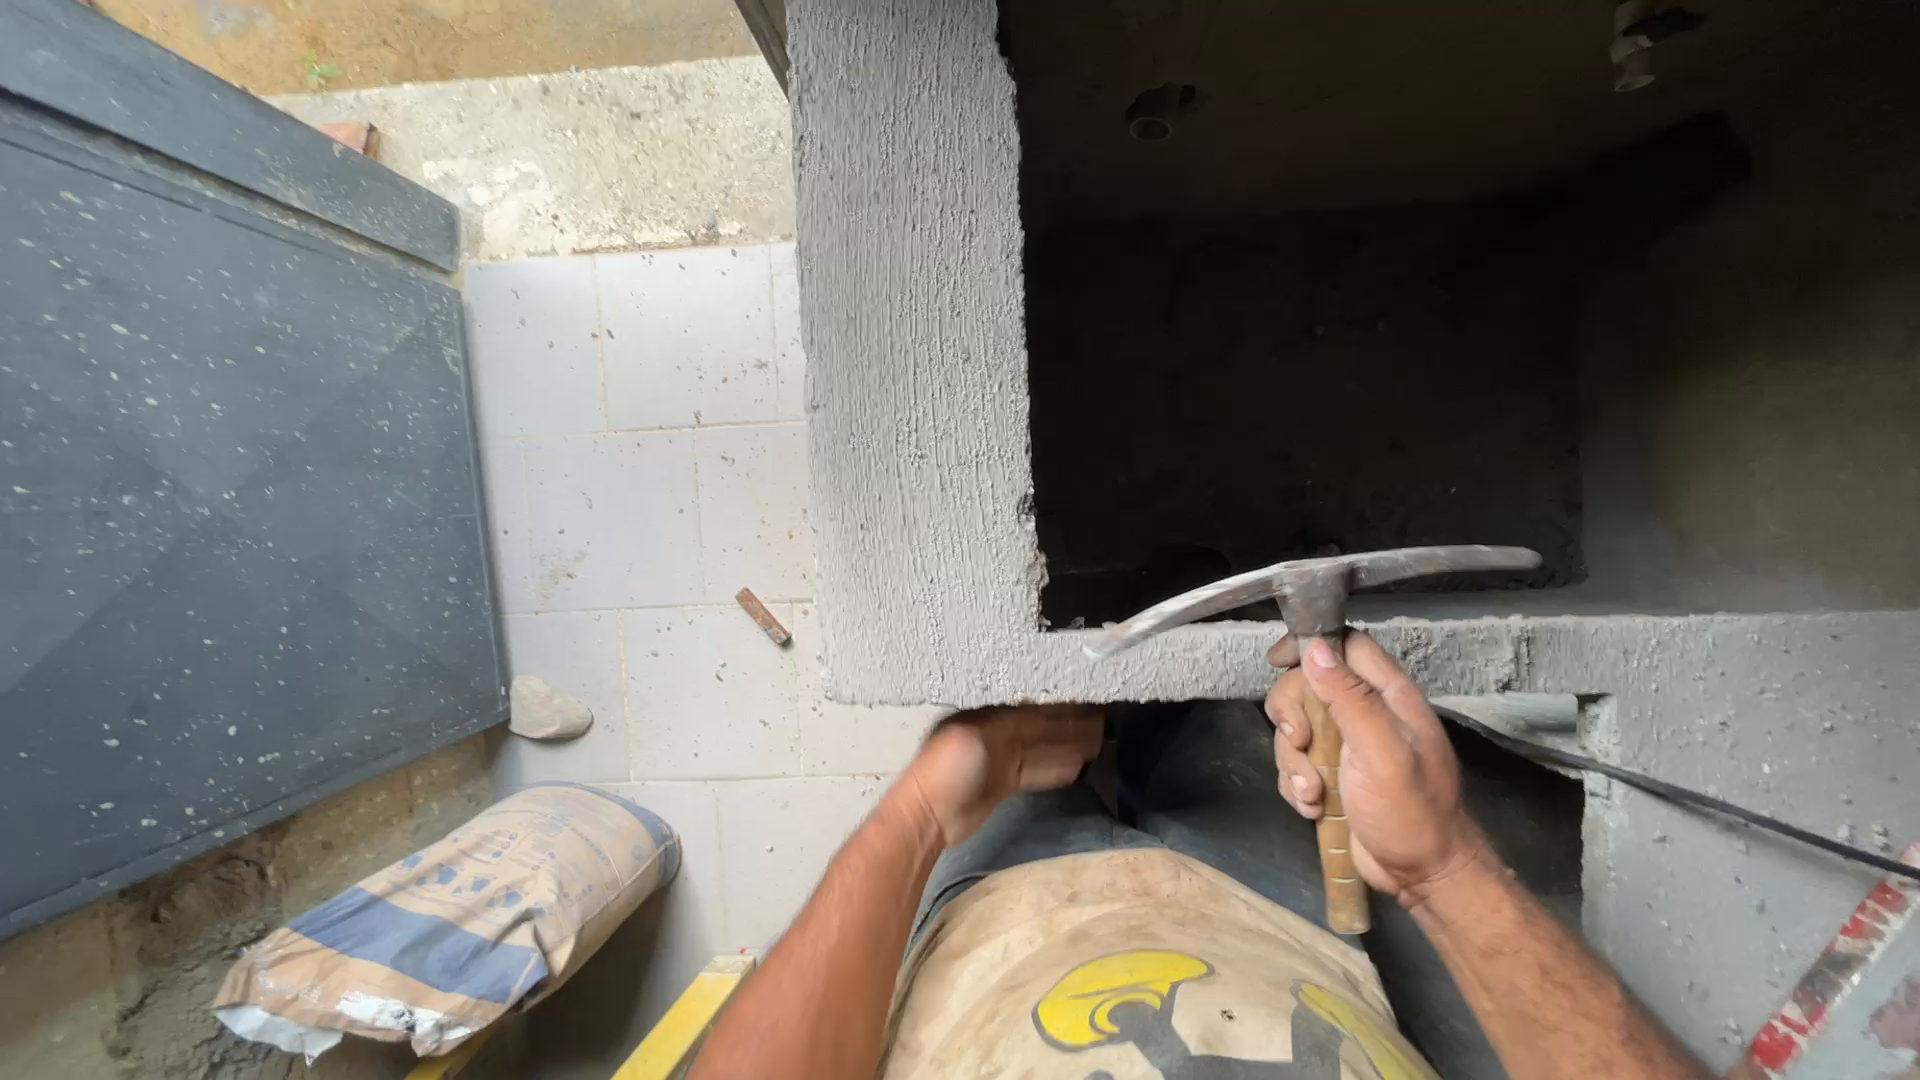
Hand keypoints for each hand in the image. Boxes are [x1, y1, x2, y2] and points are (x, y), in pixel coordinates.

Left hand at [900, 704, 1103, 846]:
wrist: (927, 817)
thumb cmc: (945, 771)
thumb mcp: (976, 737)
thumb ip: (1007, 723)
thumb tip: (1037, 710)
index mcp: (984, 715)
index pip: (1029, 706)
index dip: (1056, 705)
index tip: (1084, 702)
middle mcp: (993, 733)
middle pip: (1039, 726)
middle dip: (1068, 724)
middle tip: (1101, 721)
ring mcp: (998, 759)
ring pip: (1041, 748)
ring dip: (1067, 746)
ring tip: (1097, 741)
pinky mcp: (1002, 784)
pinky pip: (1035, 771)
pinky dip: (1055, 768)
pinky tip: (1076, 766)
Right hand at [1265, 630, 1490, 904]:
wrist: (1423, 876)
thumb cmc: (1412, 811)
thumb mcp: (1382, 751)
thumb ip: (1349, 698)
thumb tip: (1314, 648)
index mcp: (1389, 696)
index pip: (1346, 645)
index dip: (1310, 645)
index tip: (1278, 662)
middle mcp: (1365, 713)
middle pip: (1306, 685)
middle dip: (1291, 715)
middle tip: (1301, 742)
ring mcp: (1346, 745)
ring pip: (1294, 728)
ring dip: (1293, 761)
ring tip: (1313, 793)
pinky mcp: (1331, 774)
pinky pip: (1294, 762)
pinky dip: (1296, 784)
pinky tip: (1314, 807)